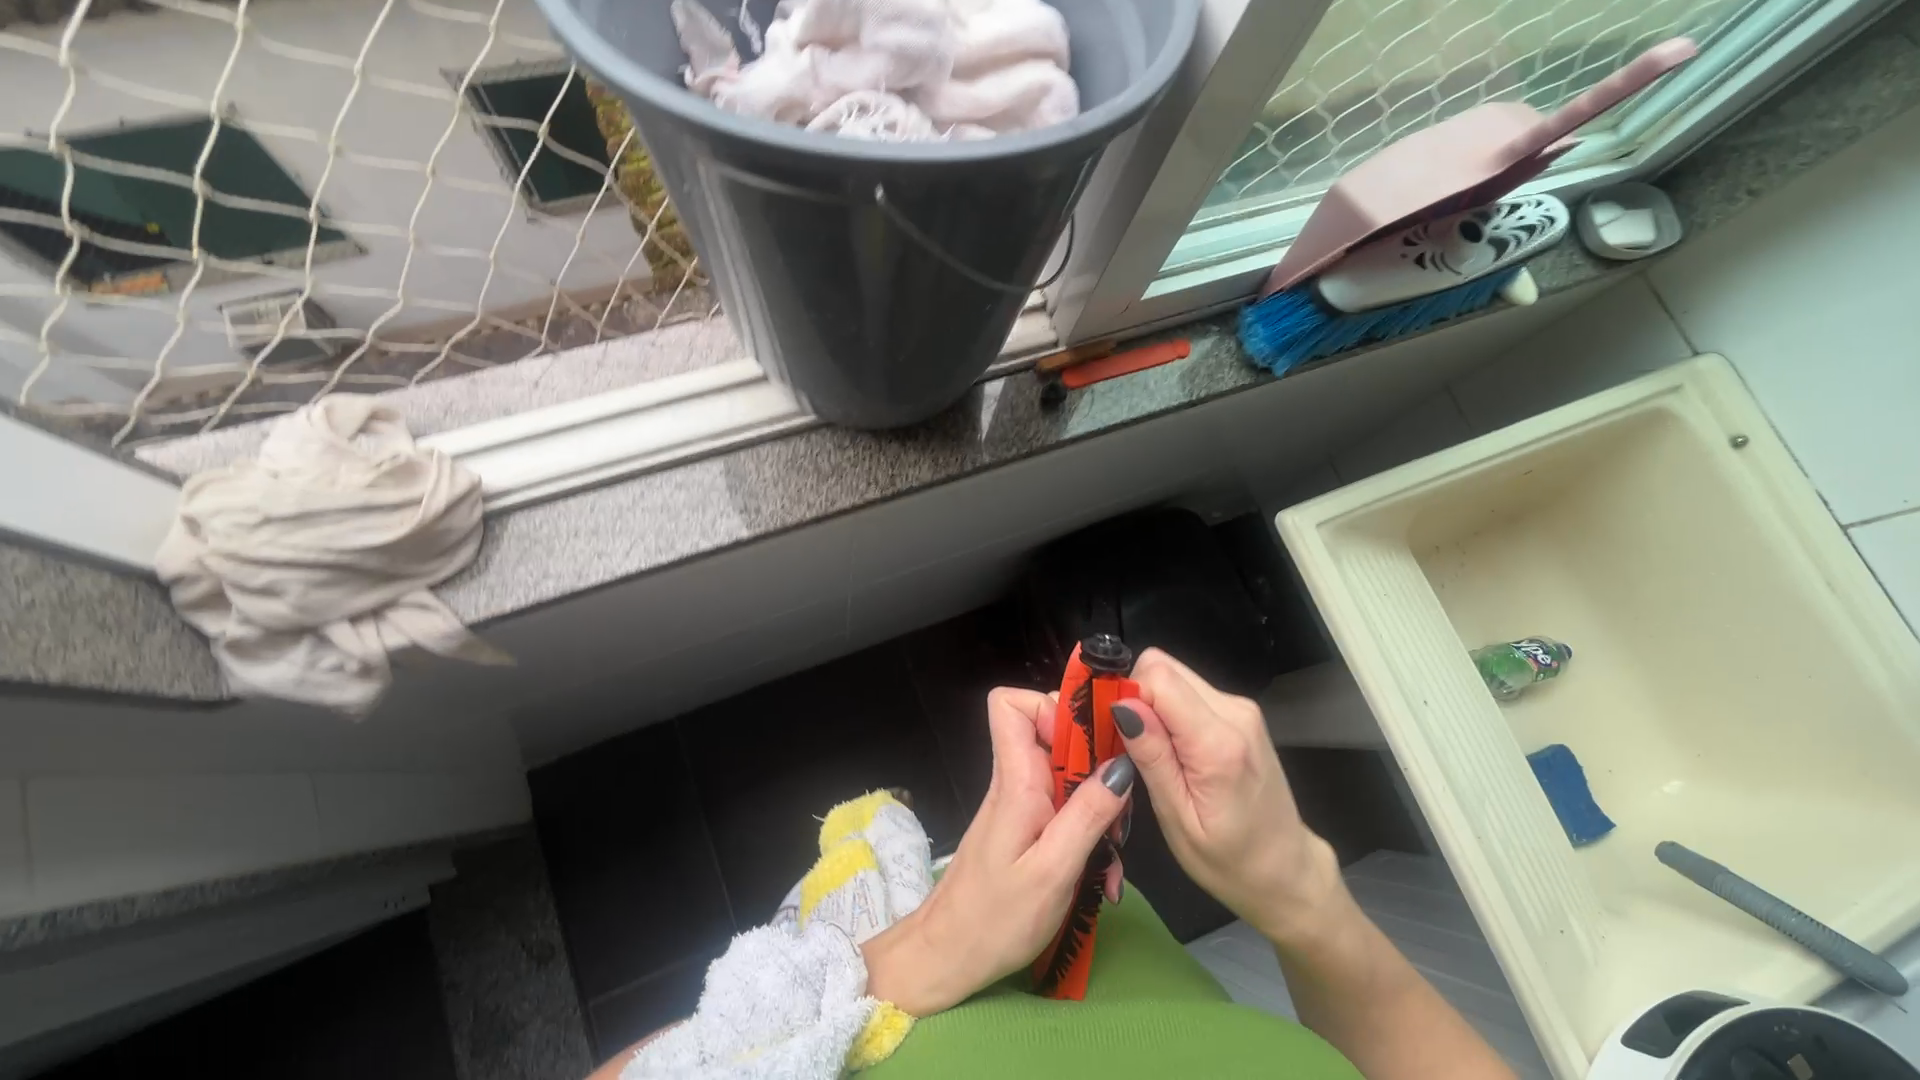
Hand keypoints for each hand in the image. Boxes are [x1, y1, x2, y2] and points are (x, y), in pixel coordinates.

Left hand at [863, 686, 1131, 1015]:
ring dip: (1098, 807)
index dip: (1051, 706)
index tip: (1090, 741)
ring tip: (1113, 851)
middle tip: (1119, 810)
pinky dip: (1087, 832)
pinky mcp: (1027, 828)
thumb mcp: (1053, 870)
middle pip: (1054, 736)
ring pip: (1067, 776)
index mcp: (1014, 781)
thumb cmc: (996, 919)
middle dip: (1096, 765)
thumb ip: (1088, 814)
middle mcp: (1015, 782)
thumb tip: (1122, 764)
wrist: (950, 957)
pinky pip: (1063, 810)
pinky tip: (1100, 872)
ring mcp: (1020, 805)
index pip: (1010, 703)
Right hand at [1113, 649, 1343, 947]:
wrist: (1286, 871)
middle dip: (1134, 696)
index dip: (1125, 694)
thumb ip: (1152, 756)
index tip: (1111, 730)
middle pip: (1164, 667)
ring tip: (1149, 753)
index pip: (1158, 676)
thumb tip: (1121, 704)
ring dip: (1151, 704)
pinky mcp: (1241, 713)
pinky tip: (1171, 750)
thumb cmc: (1228, 860)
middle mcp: (1234, 711)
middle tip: (1127, 745)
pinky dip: (1169, 711)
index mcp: (1218, 742)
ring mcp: (1241, 709)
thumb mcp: (1178, 819)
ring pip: (1174, 676)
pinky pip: (1189, 691)